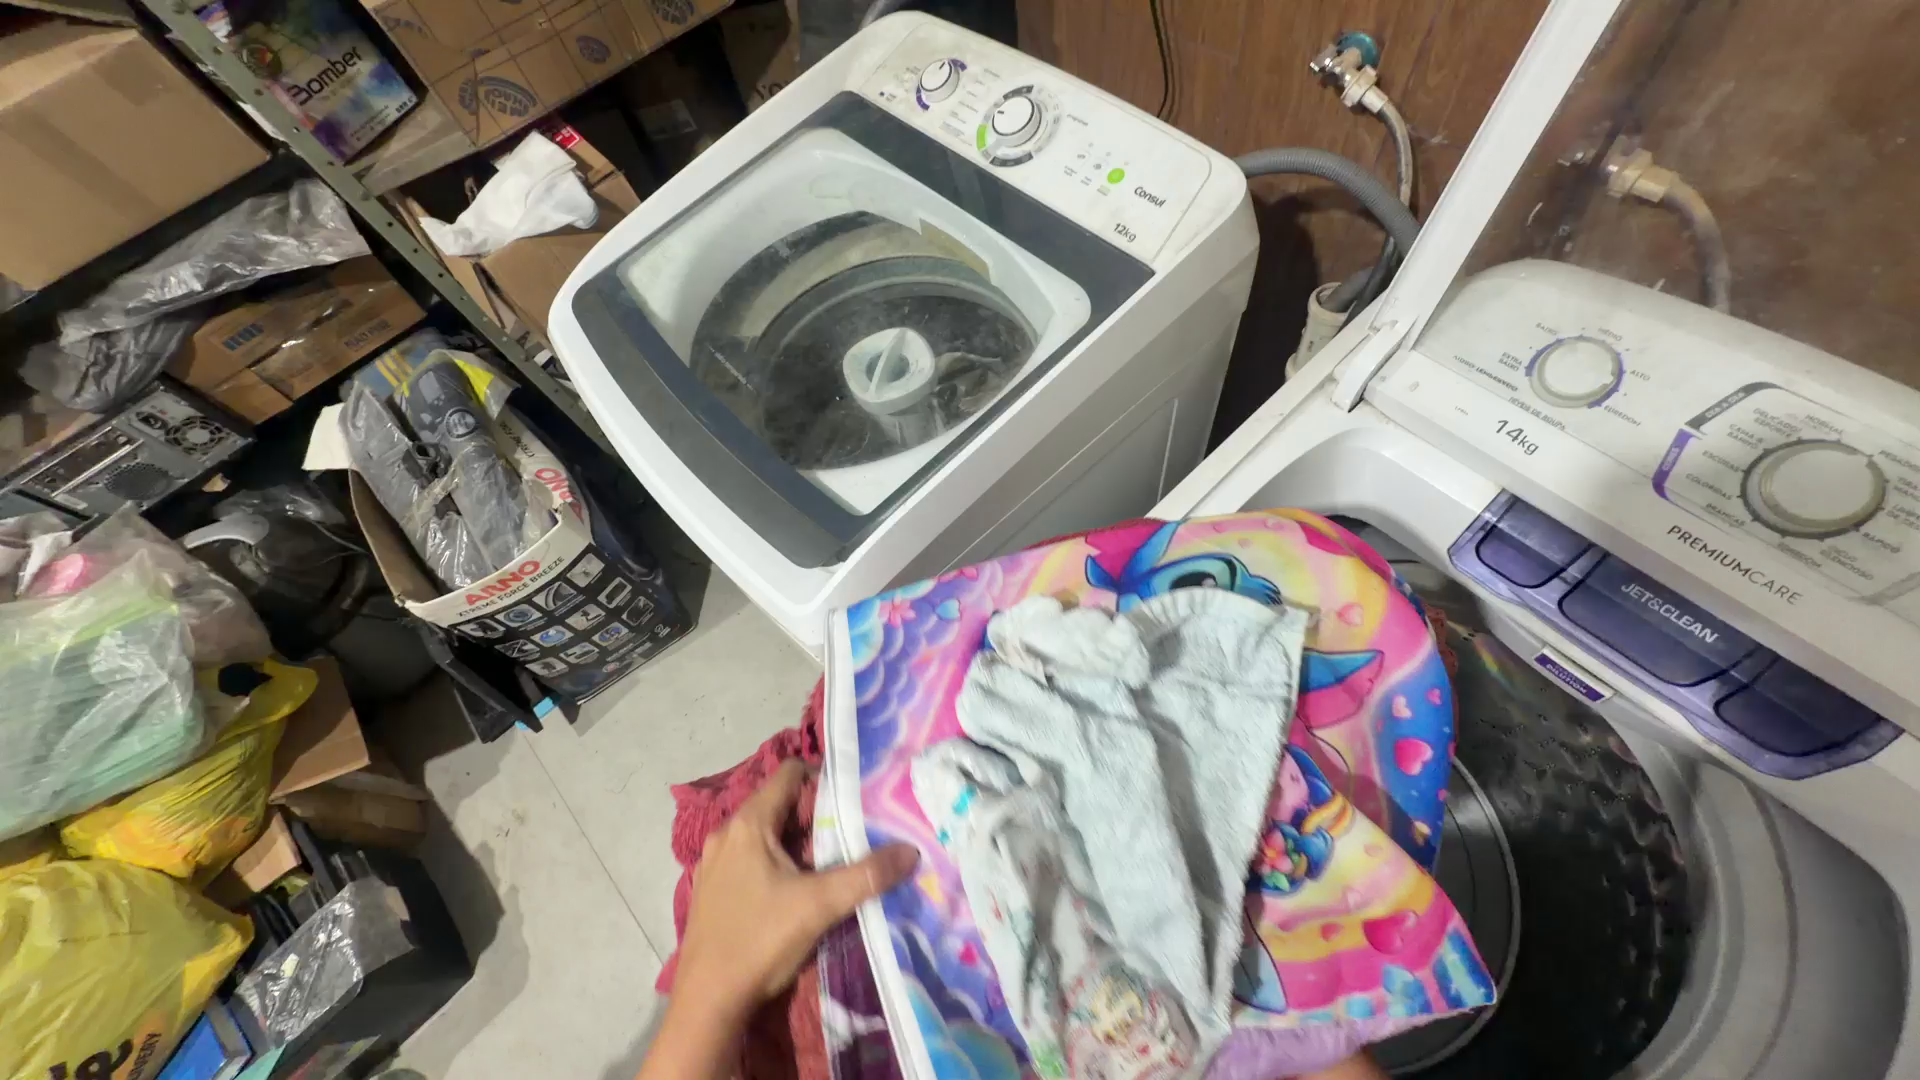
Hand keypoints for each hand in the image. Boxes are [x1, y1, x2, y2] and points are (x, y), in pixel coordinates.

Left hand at [674, 758, 919, 1019]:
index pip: (789, 773)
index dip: (823, 777)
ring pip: (766, 834)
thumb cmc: (760, 942)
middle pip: (780, 804)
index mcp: (748, 824)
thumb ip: (867, 874)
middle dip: (816, 814)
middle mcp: (726, 834)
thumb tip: (910, 851)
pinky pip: (752, 858)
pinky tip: (798, 890)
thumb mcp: (820, 905)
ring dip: (798, 842)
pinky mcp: (713, 890)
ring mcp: (715, 863)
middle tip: (851, 832)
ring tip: (832, 860)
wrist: (707, 1005)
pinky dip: (777, 862)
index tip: (853, 797)